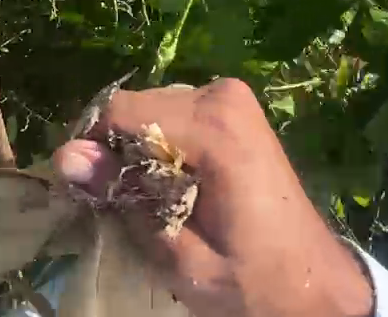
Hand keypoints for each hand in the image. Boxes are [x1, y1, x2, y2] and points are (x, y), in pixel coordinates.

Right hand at [52, 78, 372, 316]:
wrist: (321, 292)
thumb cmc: (257, 288)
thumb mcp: (184, 262)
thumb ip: (125, 201)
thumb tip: (66, 156)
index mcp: (215, 128)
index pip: (122, 113)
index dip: (94, 150)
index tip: (89, 193)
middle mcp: (220, 95)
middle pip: (134, 108)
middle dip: (116, 151)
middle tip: (119, 204)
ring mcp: (229, 95)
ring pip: (148, 107)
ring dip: (137, 148)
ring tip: (148, 197)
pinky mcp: (231, 104)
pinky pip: (170, 110)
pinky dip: (158, 141)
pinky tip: (171, 180)